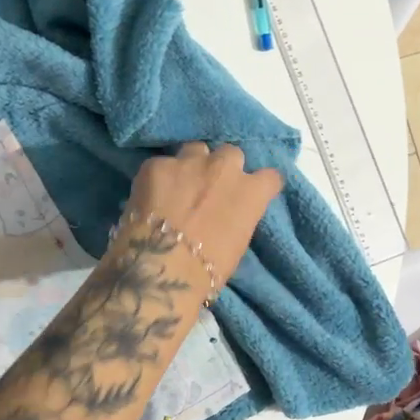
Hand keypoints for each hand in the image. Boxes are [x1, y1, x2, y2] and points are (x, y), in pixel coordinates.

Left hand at [123, 143, 282, 286]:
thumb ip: (238, 218)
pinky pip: (160, 165)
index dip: (259, 186)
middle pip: (230, 154)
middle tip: (210, 188)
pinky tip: (149, 197)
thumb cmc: (206, 270)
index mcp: (250, 193)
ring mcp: (188, 162)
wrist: (161, 266)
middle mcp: (223, 168)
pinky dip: (157, 179)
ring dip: (191, 164)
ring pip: (195, 150)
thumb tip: (228, 215)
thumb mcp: (237, 245)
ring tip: (178, 185)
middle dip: (223, 168)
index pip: (269, 177)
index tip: (251, 195)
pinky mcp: (155, 165)